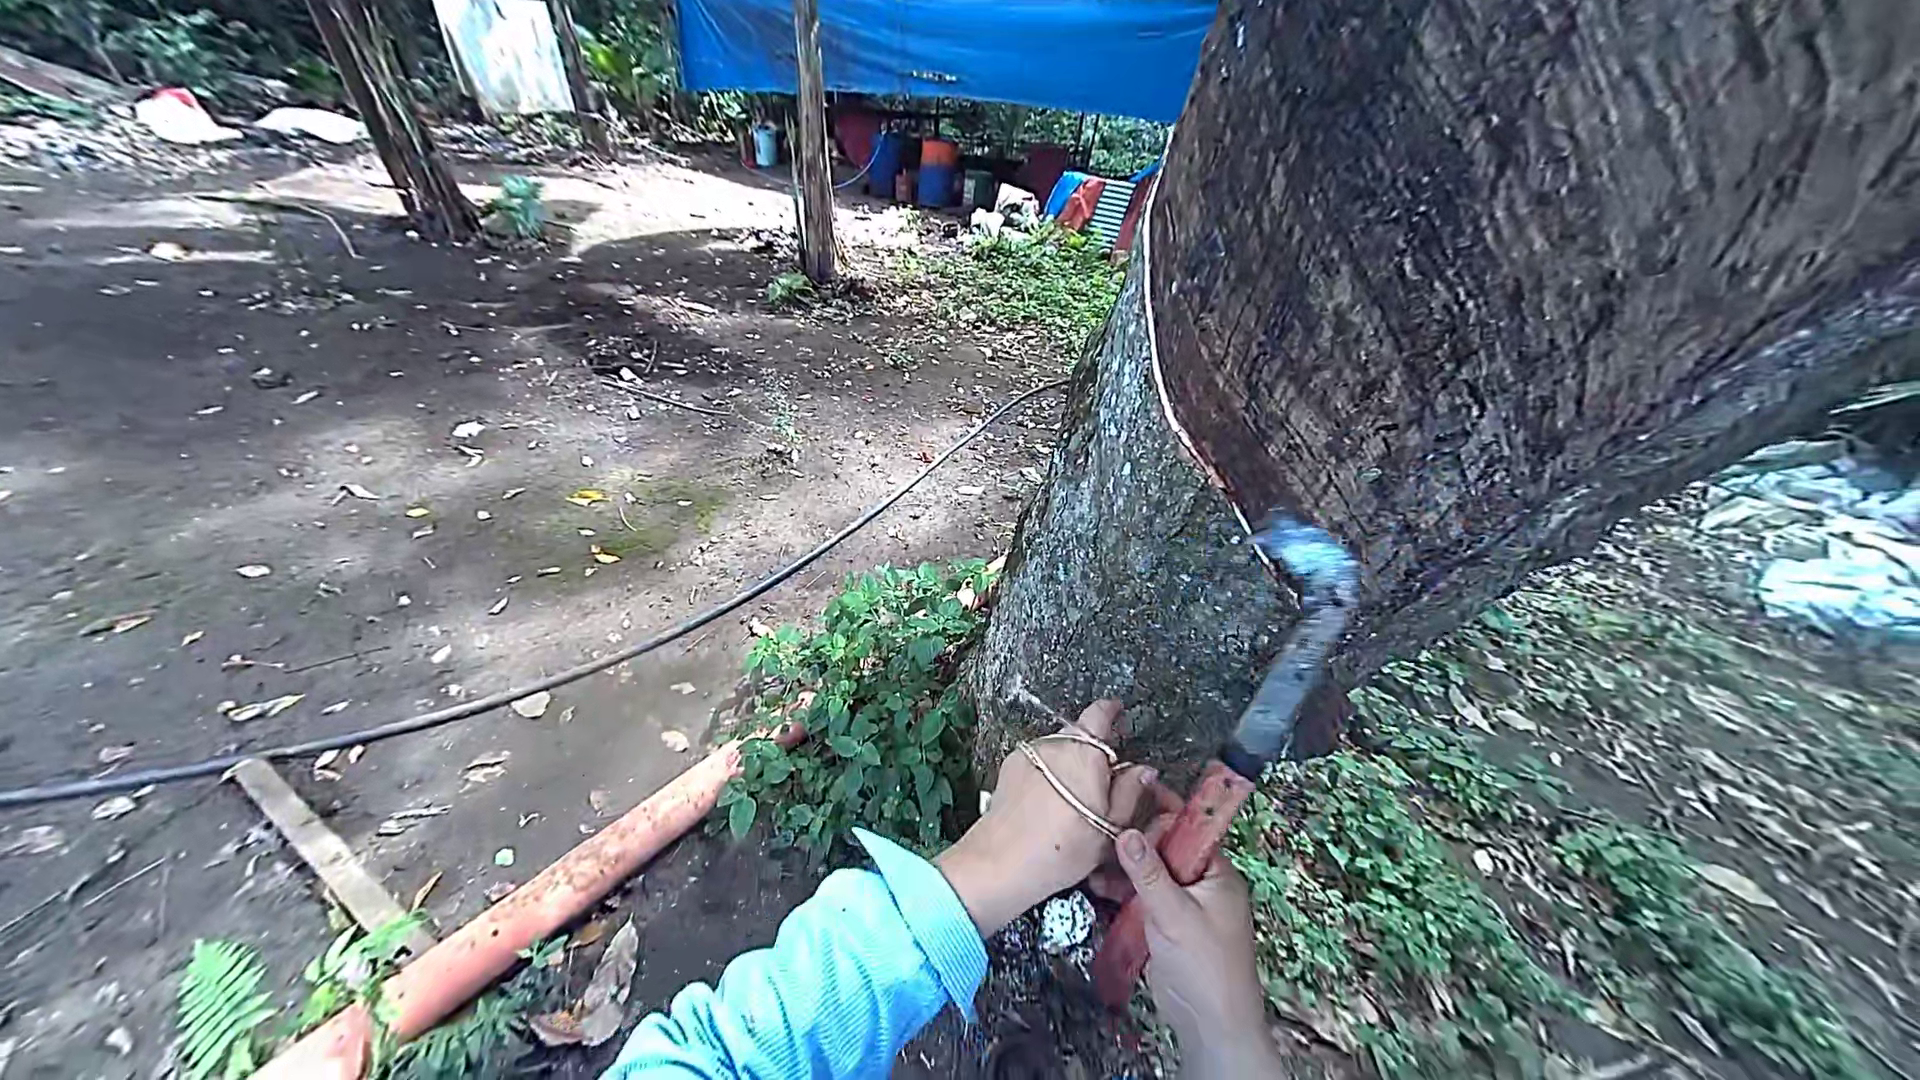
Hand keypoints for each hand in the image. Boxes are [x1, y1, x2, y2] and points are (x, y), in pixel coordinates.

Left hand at [935, 700, 1158, 935]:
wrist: (1002, 860)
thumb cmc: (1060, 849)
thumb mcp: (1109, 829)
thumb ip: (1130, 793)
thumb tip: (1144, 770)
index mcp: (1085, 754)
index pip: (1099, 715)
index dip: (1110, 710)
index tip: (1117, 710)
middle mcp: (1056, 744)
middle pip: (1080, 735)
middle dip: (1092, 752)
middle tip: (1101, 783)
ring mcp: (1030, 752)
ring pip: (1058, 748)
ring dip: (1068, 763)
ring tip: (1072, 801)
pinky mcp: (1011, 764)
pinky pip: (1038, 760)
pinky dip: (1047, 772)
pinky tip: (1048, 802)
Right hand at [1115, 829, 1284, 1075]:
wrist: (1210, 1030)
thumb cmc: (1205, 967)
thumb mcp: (1175, 915)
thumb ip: (1148, 873)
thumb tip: (1126, 831)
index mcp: (1215, 871)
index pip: (1188, 826)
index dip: (1161, 808)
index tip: (1130, 788)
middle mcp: (1199, 880)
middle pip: (1163, 844)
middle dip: (1135, 838)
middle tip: (1104, 827)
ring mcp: (1181, 900)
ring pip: (1148, 869)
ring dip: (1123, 864)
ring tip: (1093, 854)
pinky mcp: (1164, 920)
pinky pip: (1142, 892)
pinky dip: (1122, 887)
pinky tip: (1098, 883)